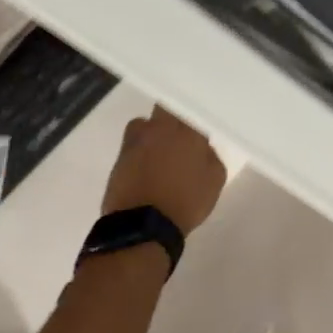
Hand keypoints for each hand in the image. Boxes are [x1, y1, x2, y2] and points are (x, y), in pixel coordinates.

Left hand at [101, 106, 226, 233]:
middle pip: (164, 106)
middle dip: (172, 112)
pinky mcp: (118, 161)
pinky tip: (148, 167)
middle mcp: (158, 130)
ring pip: (142, 124)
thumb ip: (210, 154)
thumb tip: (201, 146)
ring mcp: (134, 144)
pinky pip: (132, 145)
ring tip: (160, 147)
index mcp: (186, 131)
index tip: (201, 112)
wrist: (142, 228)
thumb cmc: (186, 201)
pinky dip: (140, 151)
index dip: (195, 105)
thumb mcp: (215, 178)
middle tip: (182, 127)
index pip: (190, 104)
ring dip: (151, 131)